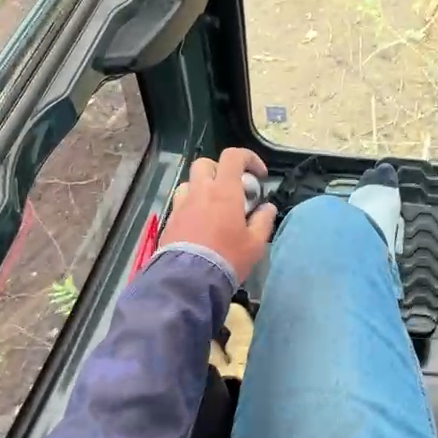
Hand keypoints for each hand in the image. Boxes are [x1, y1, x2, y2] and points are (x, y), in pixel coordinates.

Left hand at [163, 147, 276, 283]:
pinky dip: (192, 208)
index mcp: (223, 190)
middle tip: (232, 189)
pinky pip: (180, 205)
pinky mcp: (169, 222)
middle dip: (220, 170)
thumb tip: (267, 207)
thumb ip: (263, 221)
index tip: (259, 175)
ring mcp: (181, 206)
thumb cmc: (227, 257)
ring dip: (202, 188)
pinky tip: (200, 227)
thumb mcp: (255, 243)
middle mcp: (200, 191)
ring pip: (189, 183)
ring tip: (213, 208)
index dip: (249, 158)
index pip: (233, 156)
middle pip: (206, 164)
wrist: (188, 281)